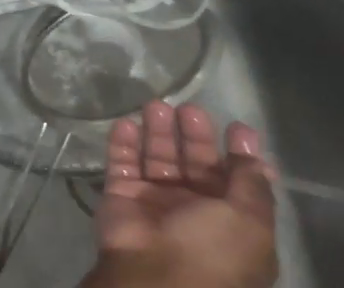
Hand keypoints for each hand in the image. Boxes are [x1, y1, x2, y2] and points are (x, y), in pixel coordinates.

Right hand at [82, 101, 276, 287]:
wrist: (157, 271)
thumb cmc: (215, 248)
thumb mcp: (247, 219)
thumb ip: (249, 185)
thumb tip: (254, 156)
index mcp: (235, 219)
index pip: (238, 179)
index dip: (239, 153)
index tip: (238, 126)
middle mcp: (197, 208)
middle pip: (195, 164)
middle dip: (193, 136)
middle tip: (189, 108)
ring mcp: (157, 200)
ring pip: (157, 159)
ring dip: (158, 133)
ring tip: (156, 105)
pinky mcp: (121, 193)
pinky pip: (123, 164)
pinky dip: (124, 144)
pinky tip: (126, 124)